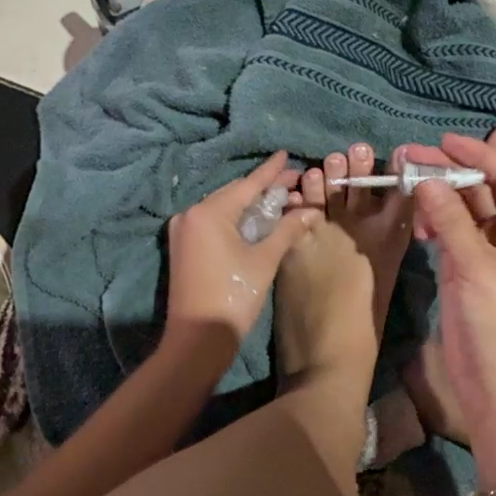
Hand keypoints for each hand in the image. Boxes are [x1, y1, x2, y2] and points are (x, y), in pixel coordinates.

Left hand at [166, 152, 319, 346]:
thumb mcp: (265, 260)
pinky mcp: (184, 248)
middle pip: (234, 194)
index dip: (271, 171)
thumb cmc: (234, 297)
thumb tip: (311, 211)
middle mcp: (191, 214)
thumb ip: (287, 230)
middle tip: (294, 184)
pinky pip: (214, 225)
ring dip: (251, 206)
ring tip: (281, 202)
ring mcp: (184, 232)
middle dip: (264, 190)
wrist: (198, 340)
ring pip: (224, 210)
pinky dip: (237, 221)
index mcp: (209, 212)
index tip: (286, 155)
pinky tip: (258, 222)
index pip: (247, 184)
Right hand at [412, 133, 495, 455]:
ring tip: (408, 180)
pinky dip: (434, 223)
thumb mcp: (476, 268)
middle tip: (410, 155)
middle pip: (484, 190)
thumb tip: (427, 179)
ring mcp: (489, 253)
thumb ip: (451, 221)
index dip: (477, 155)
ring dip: (439, 195)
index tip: (441, 142)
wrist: (495, 385)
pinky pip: (451, 233)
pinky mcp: (467, 270)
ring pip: (464, 210)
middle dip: (451, 171)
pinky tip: (417, 222)